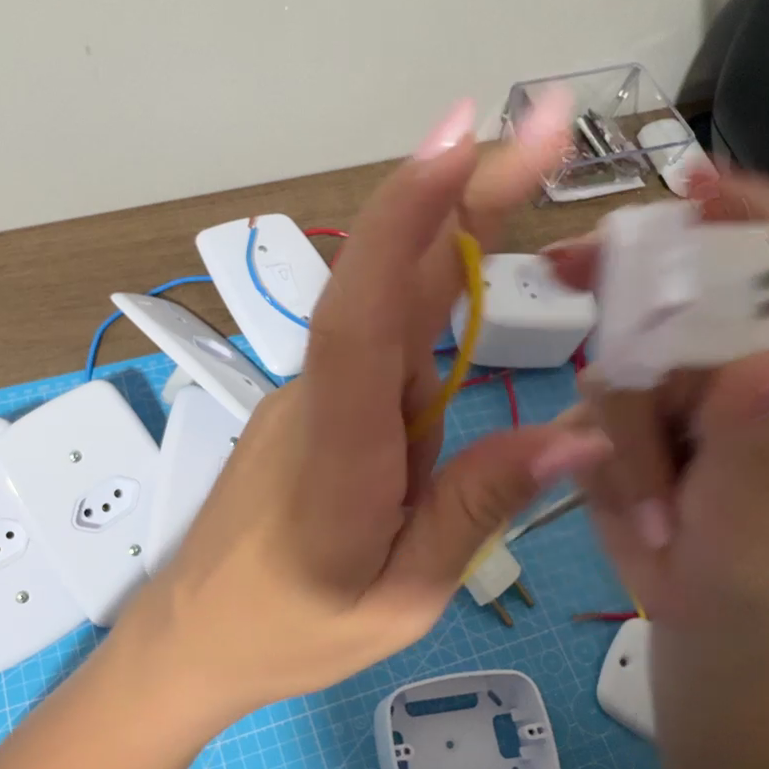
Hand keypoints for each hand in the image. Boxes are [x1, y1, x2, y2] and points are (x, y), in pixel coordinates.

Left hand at [109, 95, 611, 720]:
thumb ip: (475, 508)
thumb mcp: (400, 595)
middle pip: (385, 283)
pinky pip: (379, 342)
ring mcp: (311, 396)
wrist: (192, 637)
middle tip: (545, 130)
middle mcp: (320, 400)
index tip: (460, 140)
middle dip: (460, 195)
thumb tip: (577, 433)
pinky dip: (431, 295)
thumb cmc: (290, 630)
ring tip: (529, 170)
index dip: (406, 221)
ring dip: (453, 233)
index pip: (363, 315)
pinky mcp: (315, 406)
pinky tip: (476, 273)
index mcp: (339, 450)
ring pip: (386, 305)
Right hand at [540, 172, 768, 615]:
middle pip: (676, 288)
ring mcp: (669, 385)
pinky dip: (601, 453)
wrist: (705, 619)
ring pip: (617, 357)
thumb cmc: (764, 562)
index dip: (746, 215)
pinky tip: (632, 500)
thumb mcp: (767, 504)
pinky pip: (588, 406)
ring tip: (655, 502)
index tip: (694, 184)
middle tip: (570, 266)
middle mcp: (730, 356)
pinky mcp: (616, 416)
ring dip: (627, 433)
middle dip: (626, 281)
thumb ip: (759, 431)